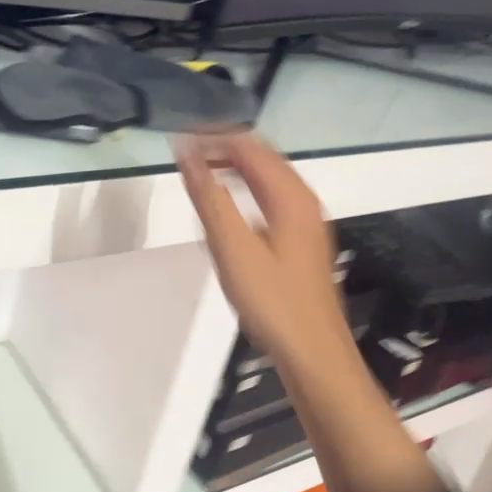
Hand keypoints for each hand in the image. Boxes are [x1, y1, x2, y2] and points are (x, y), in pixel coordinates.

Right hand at [176, 134, 341, 357]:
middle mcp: (302, 198)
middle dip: (221, 149)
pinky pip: (268, 196)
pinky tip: (223, 210)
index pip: (247, 145)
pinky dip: (243, 189)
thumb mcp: (232, 248)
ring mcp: (305, 219)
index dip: (212, 137)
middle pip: (259, 155)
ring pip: (265, 176)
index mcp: (290, 195)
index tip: (177, 141)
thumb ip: (208, 198)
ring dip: (231, 169)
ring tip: (197, 175)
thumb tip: (186, 154)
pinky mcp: (301, 238)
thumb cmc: (272, 302)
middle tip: (183, 155)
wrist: (314, 354)